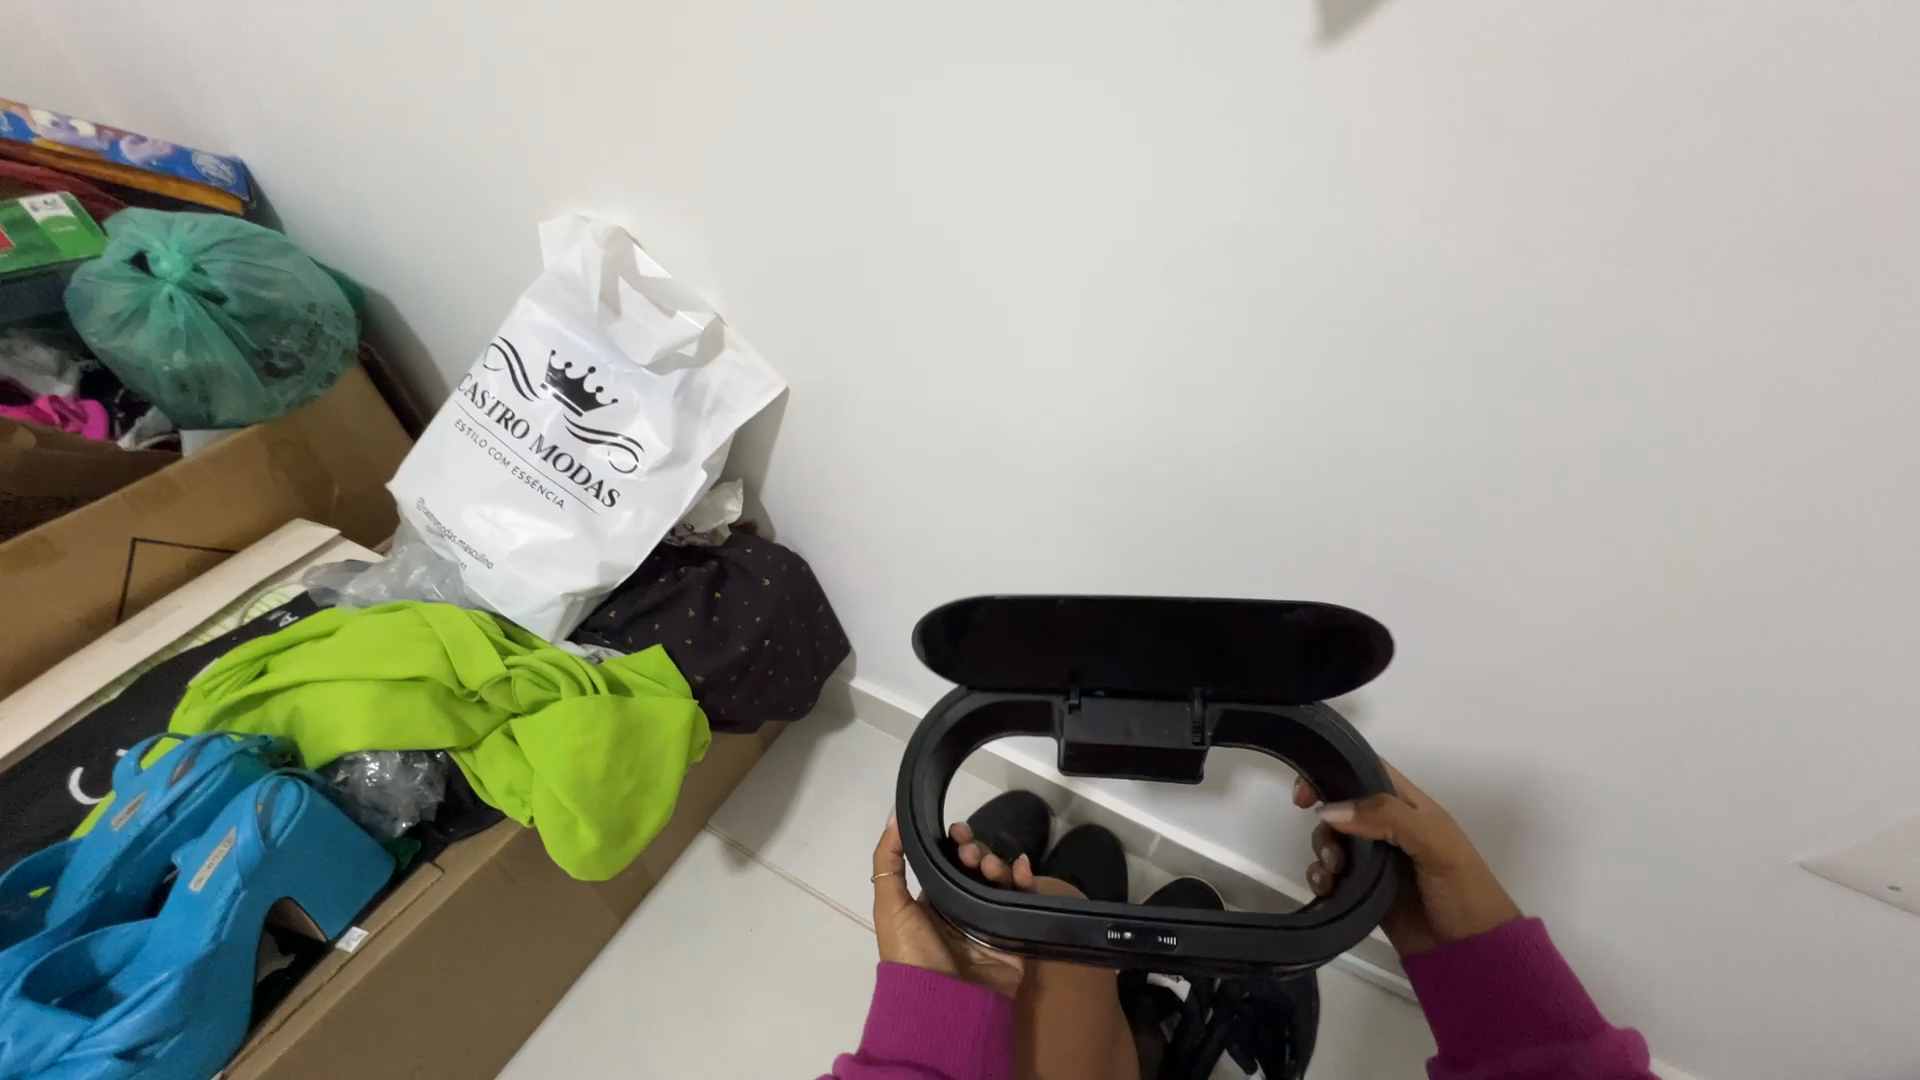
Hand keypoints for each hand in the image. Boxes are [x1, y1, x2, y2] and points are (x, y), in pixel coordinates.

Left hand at [870, 814, 1026, 996]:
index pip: (949, 860)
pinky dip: (1026, 878)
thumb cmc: (912, 954)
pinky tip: (1022, 866)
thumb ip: (888, 859)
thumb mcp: (889, 906)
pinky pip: (1023, 898)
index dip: (955, 843)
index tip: (958, 832)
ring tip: (991, 868)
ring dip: (997, 862)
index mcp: (934, 900)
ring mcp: (989, 919)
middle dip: (976, 851)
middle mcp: (962, 906)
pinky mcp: (1013, 932)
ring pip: (999, 877)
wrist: (943, 1006)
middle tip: (972, 854)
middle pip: (976, 865)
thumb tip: (894, 814)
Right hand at [1294, 761, 1519, 956]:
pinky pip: (1329, 872)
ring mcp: (1373, 858)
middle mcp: (1387, 826)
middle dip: (1323, 814)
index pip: (1366, 770)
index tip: (1310, 788)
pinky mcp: (1362, 888)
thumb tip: (1328, 811)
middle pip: (1340, 803)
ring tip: (1336, 871)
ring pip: (1331, 837)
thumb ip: (1387, 817)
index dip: (1334, 768)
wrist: (1474, 959)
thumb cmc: (1465, 892)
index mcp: (1409, 806)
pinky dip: (1320, 875)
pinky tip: (1327, 887)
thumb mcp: (1436, 845)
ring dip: (1323, 848)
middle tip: (1312, 823)